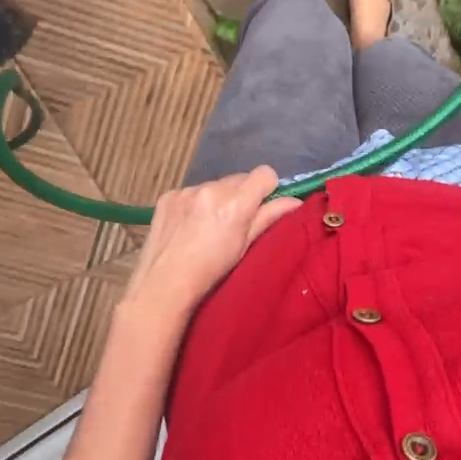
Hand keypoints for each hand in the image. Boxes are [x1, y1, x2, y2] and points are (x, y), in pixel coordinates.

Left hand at [120, 166, 300, 324]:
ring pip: (215, 185)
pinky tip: (188, 226)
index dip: (267, 188)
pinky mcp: (168, 195)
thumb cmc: (211, 272)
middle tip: (234, 221)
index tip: (261, 207)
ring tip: (207, 227)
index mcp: (236, 202)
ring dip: (218, 198)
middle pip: (240, 178)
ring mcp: (187, 190)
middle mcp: (212, 189)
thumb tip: (296, 201)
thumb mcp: (245, 247)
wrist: (164, 285)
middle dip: (242, 194)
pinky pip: (192, 191)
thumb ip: (270, 218)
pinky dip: (195, 203)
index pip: (264, 174)